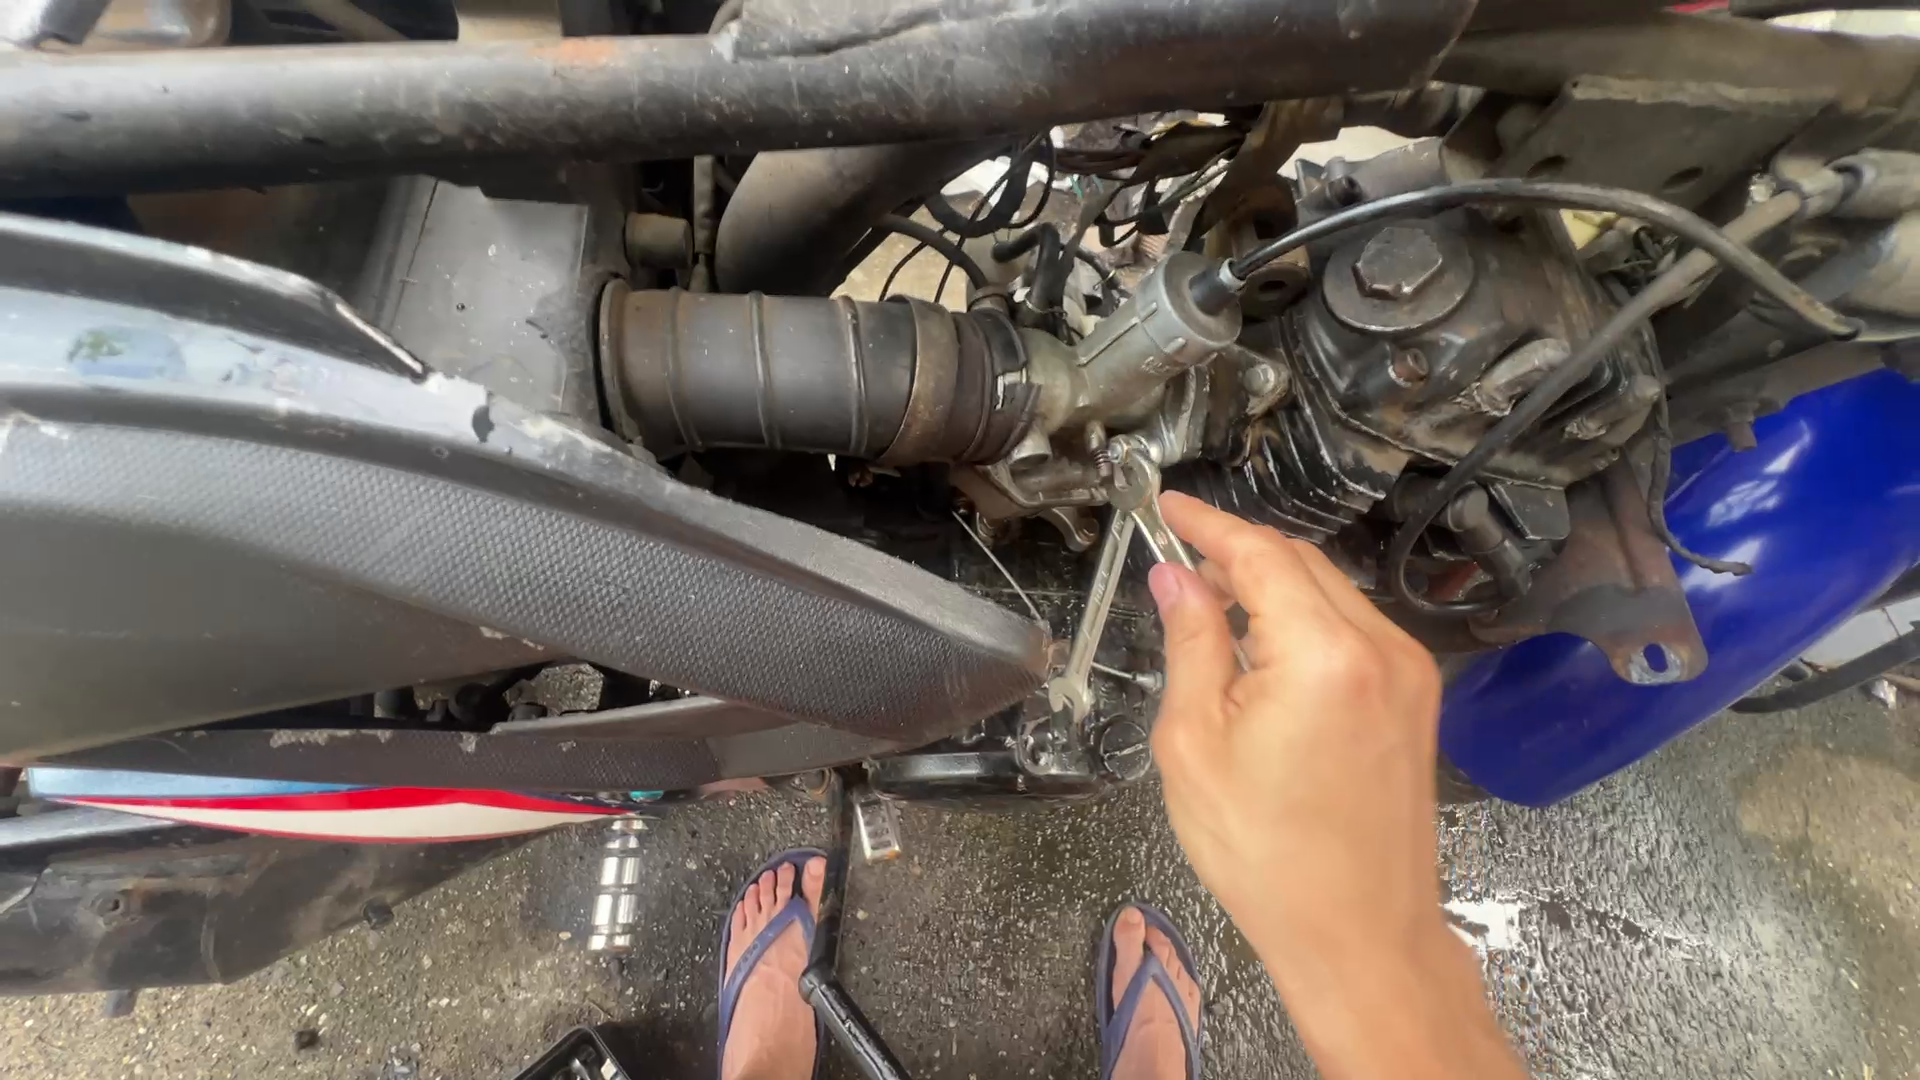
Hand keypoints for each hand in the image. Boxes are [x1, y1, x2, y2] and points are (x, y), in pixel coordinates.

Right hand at [1147, 492, 1523, 1078]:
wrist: (1357, 933)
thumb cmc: (1259, 845)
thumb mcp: (1194, 740)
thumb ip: (1190, 641)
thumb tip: (1175, 577)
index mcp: (1322, 654)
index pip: (1260, 555)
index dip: (1208, 523)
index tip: (1166, 505)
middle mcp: (1380, 647)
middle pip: (1299, 562)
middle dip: (1235, 549)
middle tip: (1178, 559)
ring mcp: (1407, 671)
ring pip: (1327, 590)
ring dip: (1267, 581)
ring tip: (1209, 600)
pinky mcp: (1414, 696)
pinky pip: (1348, 625)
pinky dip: (1299, 614)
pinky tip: (1260, 641)